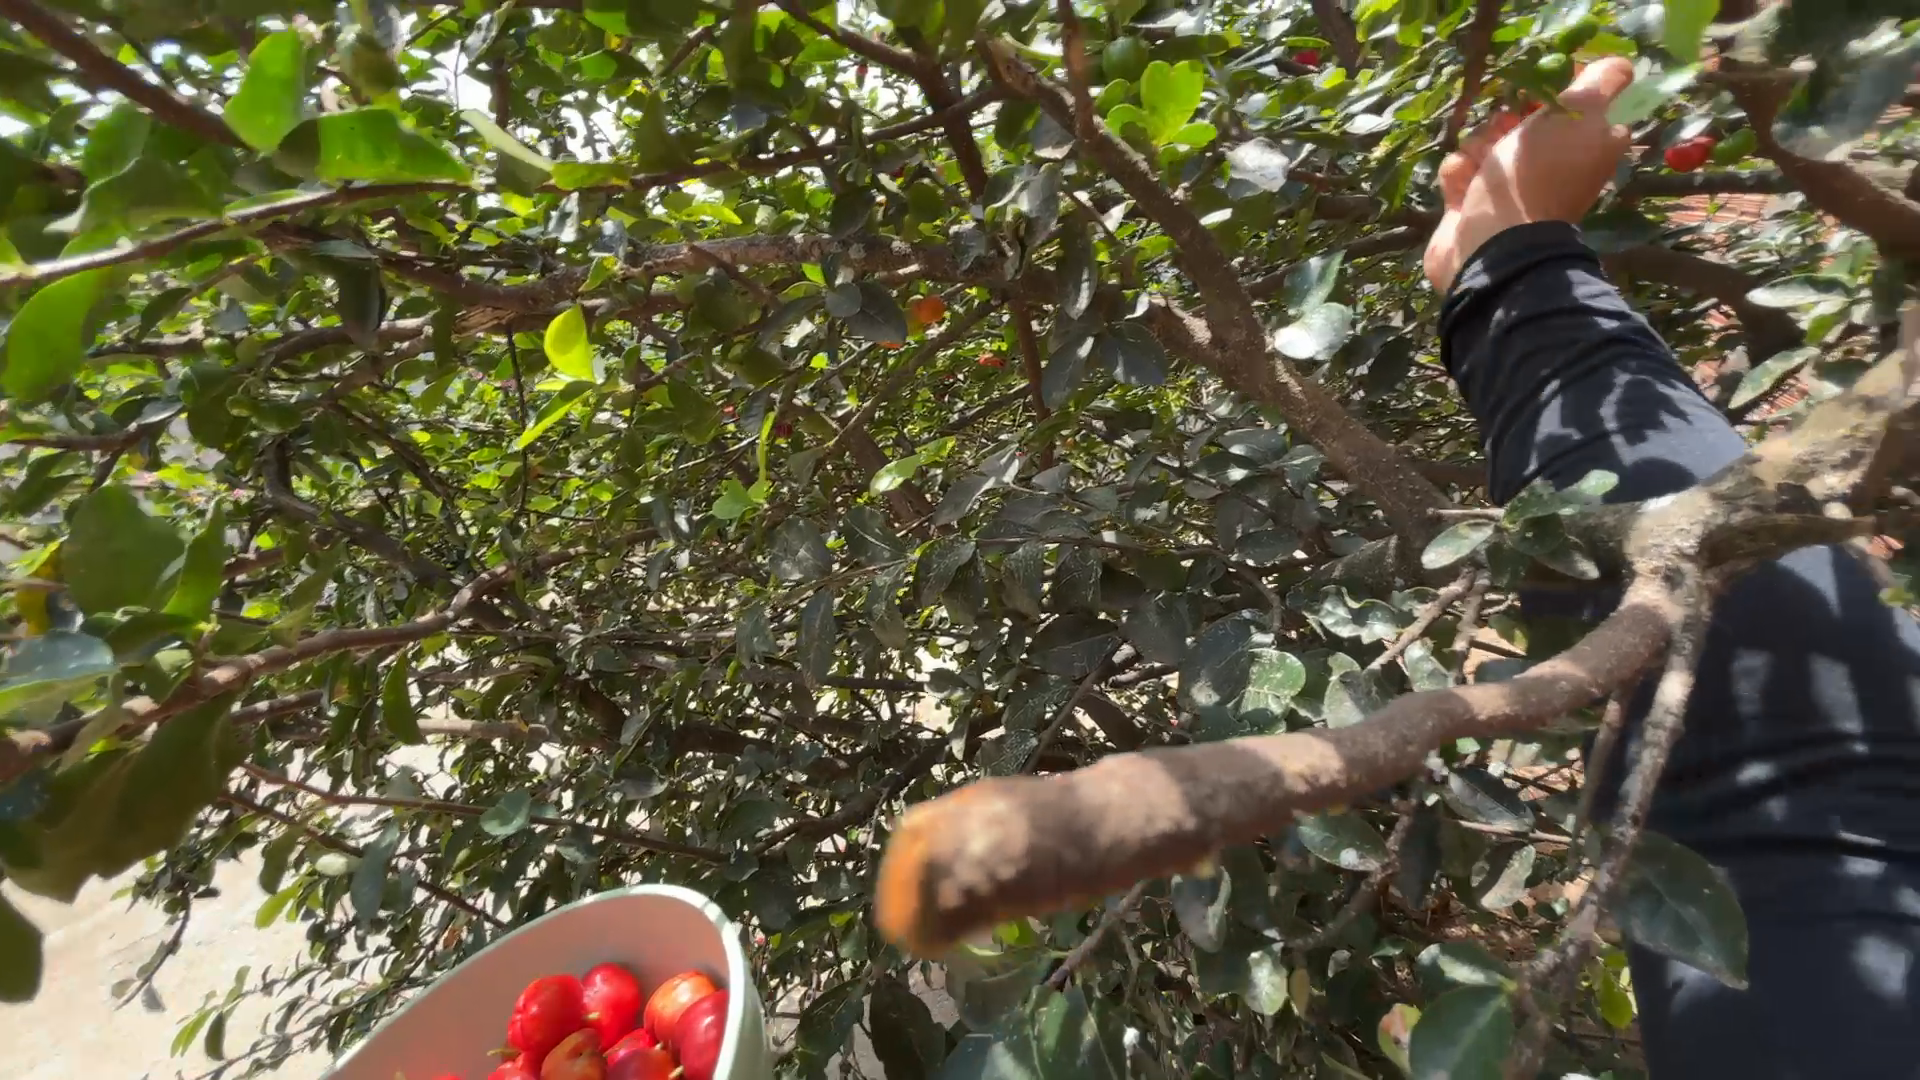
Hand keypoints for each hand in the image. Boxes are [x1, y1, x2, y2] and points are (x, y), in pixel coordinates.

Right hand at [1423, 56, 1636, 293]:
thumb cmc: (1536, 177)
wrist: (1490, 243)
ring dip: (1477, 148)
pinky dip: (1457, 175)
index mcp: (1591, 141)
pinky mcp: (1471, 202)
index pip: (1575, 100)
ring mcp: (1511, 185)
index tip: (1539, 94)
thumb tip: (1615, 67)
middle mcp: (1554, 162)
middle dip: (1506, 122)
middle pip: (1523, 119)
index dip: (1555, 90)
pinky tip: (1460, 187)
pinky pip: (1461, 172)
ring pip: (1486, 143)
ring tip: (1478, 168)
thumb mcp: (1581, 113)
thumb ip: (1603, 80)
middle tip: (1504, 133)